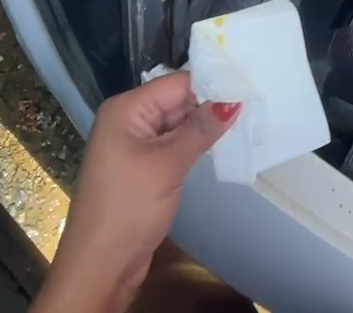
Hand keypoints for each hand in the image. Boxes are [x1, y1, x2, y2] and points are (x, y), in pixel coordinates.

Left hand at [34, 73, 239, 312]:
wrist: (99, 268)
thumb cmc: (128, 209)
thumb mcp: (168, 165)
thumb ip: (201, 129)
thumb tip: (234, 99)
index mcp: (126, 109)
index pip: (176, 83)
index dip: (210, 83)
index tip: (247, 85)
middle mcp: (128, 119)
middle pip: (177, 100)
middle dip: (210, 103)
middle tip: (253, 101)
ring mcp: (135, 144)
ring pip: (178, 122)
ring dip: (205, 124)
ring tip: (246, 118)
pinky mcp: (143, 166)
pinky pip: (173, 143)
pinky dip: (194, 143)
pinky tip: (221, 142)